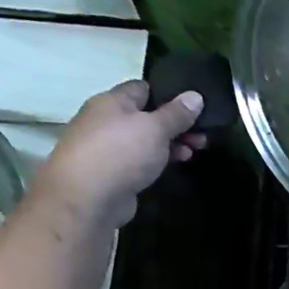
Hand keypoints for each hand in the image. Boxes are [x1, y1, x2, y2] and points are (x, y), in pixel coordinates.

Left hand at [37, 81, 207, 227]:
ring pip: (144, 140)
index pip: (142, 88)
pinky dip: (156, 161)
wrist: (86, 200)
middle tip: (202, 134)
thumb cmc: (121, 153)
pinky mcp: (110, 175)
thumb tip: (196, 96)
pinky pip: (138, 161)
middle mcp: (106, 121)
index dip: (169, 94)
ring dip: (169, 144)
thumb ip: (177, 113)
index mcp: (112, 101)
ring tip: (194, 151)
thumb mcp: (155, 128)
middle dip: (175, 124)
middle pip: (146, 116)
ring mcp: (106, 149)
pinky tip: (174, 165)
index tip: (193, 105)